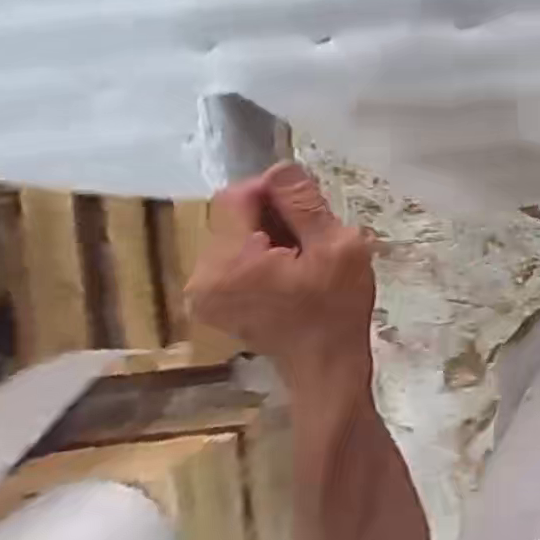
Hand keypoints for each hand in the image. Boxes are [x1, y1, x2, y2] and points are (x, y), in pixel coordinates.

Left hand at [185, 162, 376, 387]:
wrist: (328, 370)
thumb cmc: (337, 310)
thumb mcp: (336, 247)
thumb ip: (304, 202)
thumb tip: (281, 169)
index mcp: (228, 263)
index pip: (235, 195)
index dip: (273, 191)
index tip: (308, 207)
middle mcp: (202, 276)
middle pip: (232, 213)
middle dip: (273, 214)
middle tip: (313, 236)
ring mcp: (203, 292)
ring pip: (234, 232)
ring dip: (269, 232)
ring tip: (303, 255)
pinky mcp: (213, 301)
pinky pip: (233, 255)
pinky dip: (261, 252)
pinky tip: (289, 270)